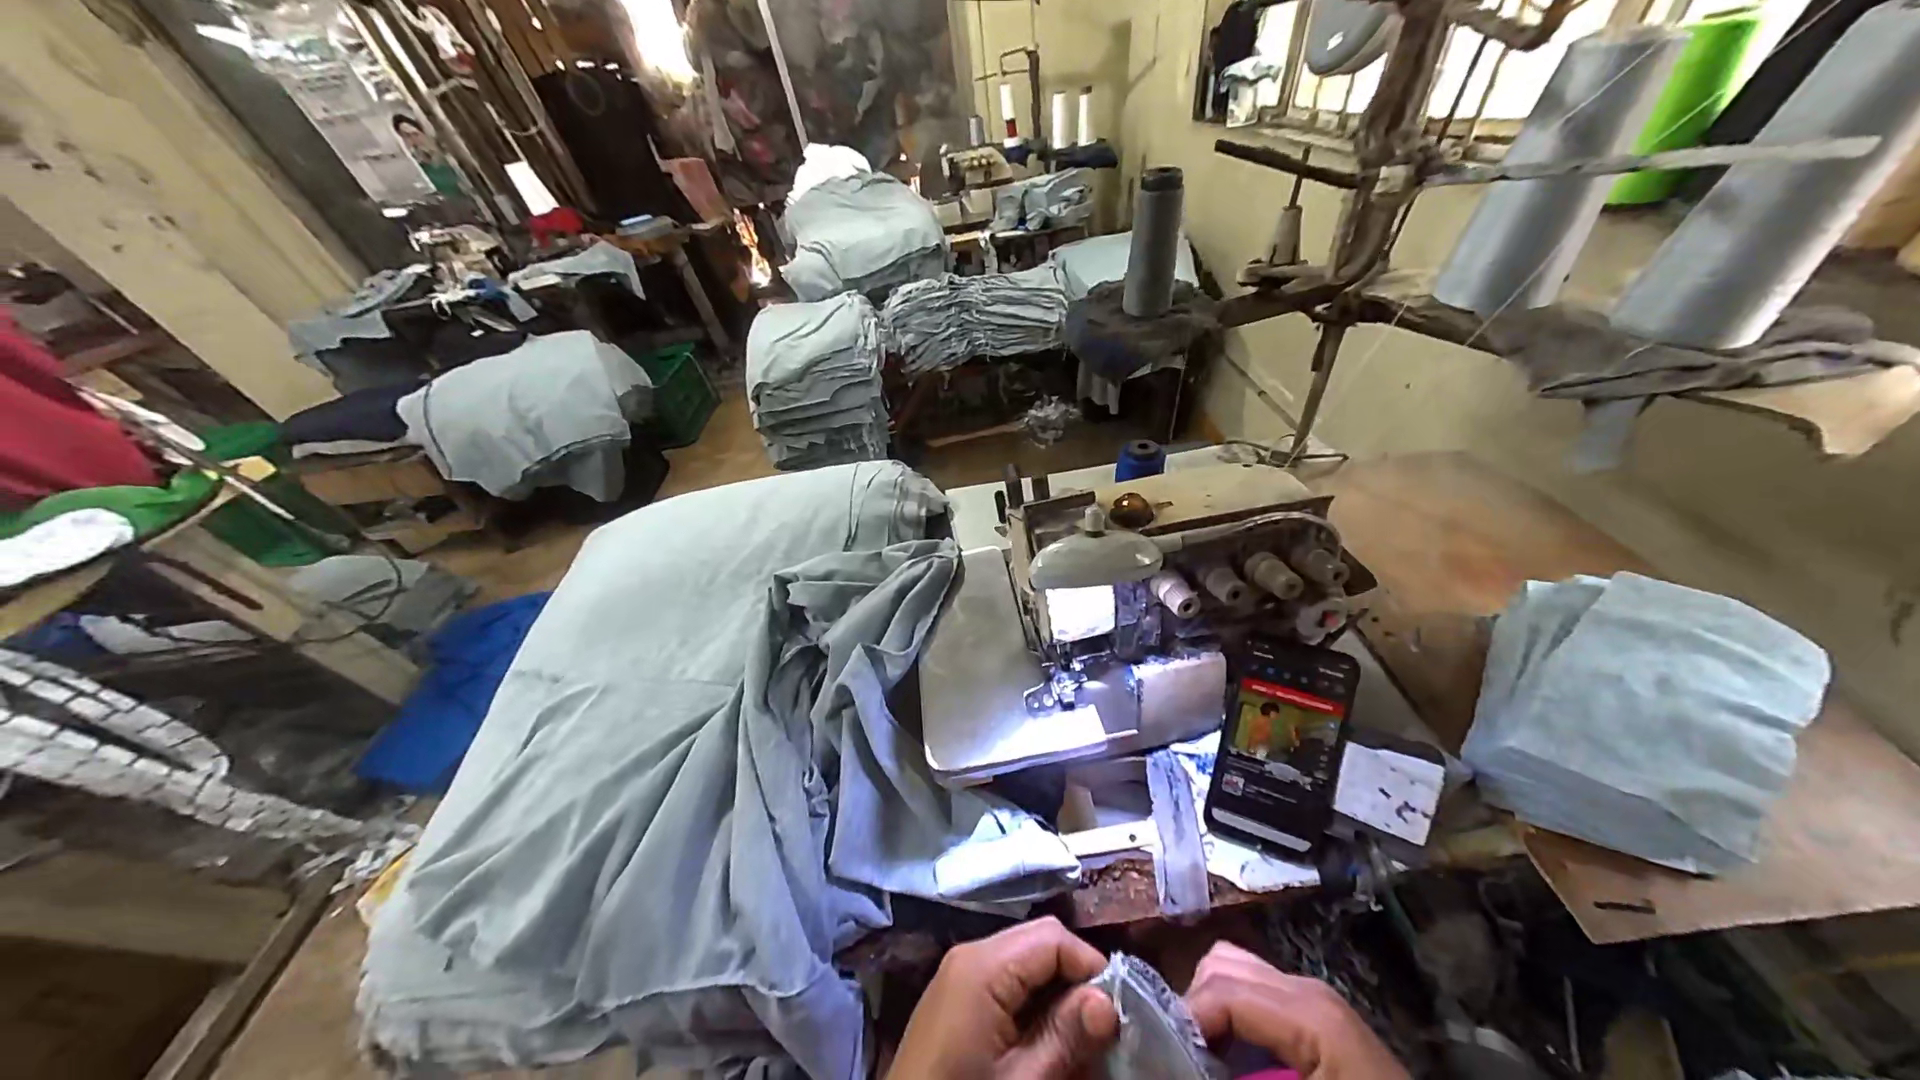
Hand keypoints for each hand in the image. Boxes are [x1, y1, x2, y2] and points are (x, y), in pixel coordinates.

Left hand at [885, 916, 1119, 1079]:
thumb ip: (1065, 1038)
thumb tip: (1109, 1001)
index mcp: (983, 965)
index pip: (1055, 937)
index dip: (1092, 968)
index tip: (1118, 1014)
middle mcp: (970, 954)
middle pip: (1040, 942)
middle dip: (1076, 979)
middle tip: (1102, 1031)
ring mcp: (959, 974)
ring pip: (1026, 960)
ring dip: (1057, 993)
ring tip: (1077, 1044)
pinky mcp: (955, 997)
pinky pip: (1006, 981)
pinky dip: (1032, 1003)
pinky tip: (1044, 1044)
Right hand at [1184, 941, 1409, 1079]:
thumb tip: (1179, 1066)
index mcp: (1308, 1015)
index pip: (1222, 990)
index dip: (1187, 1021)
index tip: (1168, 1058)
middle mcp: (1306, 990)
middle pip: (1222, 965)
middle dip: (1193, 1005)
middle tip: (1182, 1052)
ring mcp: (1314, 998)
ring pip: (1236, 968)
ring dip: (1211, 1004)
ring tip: (1203, 1052)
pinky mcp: (1318, 1014)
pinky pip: (1257, 990)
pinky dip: (1232, 1010)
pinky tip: (1233, 1055)